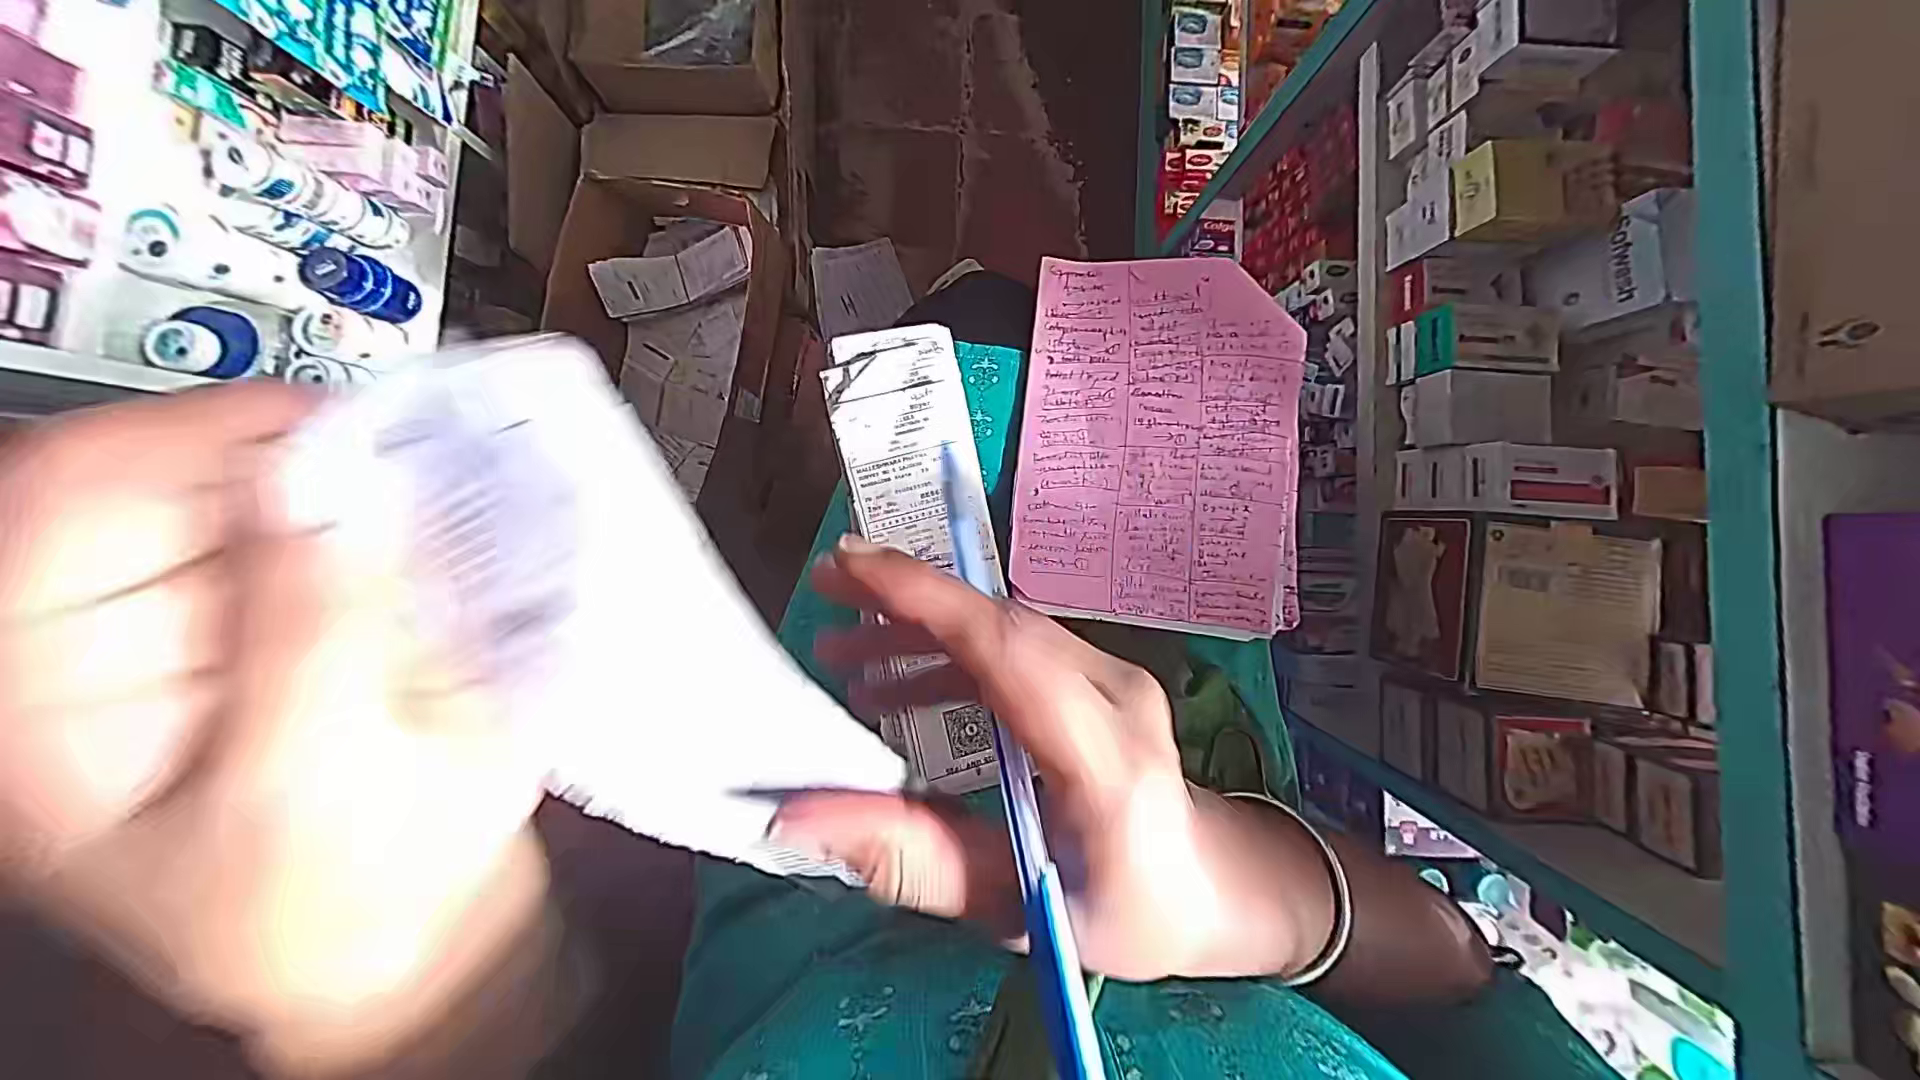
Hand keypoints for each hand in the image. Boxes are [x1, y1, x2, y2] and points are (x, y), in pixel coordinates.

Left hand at [0, 387, 552, 1074]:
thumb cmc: (321, 895)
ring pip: (312, 506)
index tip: (322, 421)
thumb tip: (328, 497)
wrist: (417, 920)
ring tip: (460, 479)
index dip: (189, 438)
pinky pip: (390, 543)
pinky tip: (477, 522)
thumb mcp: (292, 782)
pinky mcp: (364, 617)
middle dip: (310, 453)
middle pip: (207, 485)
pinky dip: (431, 521)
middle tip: (416, 446)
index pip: (78, 500)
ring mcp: (281, 616)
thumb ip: (306, 638)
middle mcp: (170, 623)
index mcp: (76, 675)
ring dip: (384, 485)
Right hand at [777, 536, 1335, 982]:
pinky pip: (1014, 648)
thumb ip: (909, 860)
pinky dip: (950, 654)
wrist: (1208, 885)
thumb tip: (801, 816)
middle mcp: (1116, 695)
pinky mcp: (1096, 676)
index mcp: (1104, 758)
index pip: (1010, 648)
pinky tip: (897, 683)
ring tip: (844, 646)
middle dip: (906, 594)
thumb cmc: (1120, 912)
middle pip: (1001, 621)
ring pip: (1003, 627)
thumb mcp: (1011, 908)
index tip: (852, 566)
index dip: (926, 599)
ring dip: (920, 625)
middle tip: (828, 583)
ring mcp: (1111, 676)